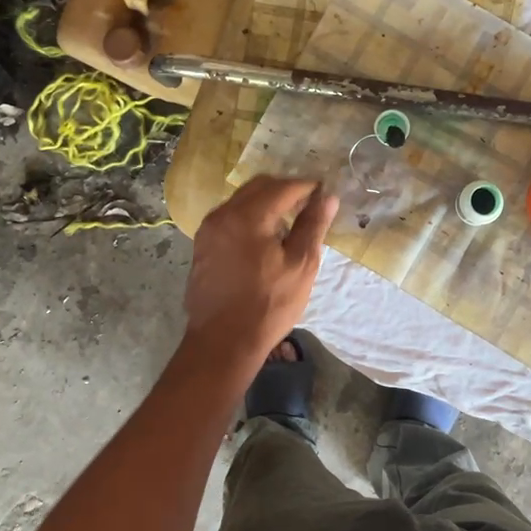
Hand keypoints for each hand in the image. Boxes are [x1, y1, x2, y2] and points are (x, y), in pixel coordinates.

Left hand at [183, 177, 338, 365]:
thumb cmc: (267, 305)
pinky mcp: (202, 246)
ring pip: (241, 201)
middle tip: (310, 205)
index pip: (283, 187)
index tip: (325, 193)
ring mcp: (208, 230)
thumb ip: (313, 226)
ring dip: (266, 202)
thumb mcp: (300, 266)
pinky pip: (230, 218)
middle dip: (286, 190)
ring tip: (289, 221)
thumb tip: (328, 198)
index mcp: (247, 216)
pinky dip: (250, 217)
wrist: (222, 342)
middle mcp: (222, 215)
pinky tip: (265, 238)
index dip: (307, 187)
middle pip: (258, 187)